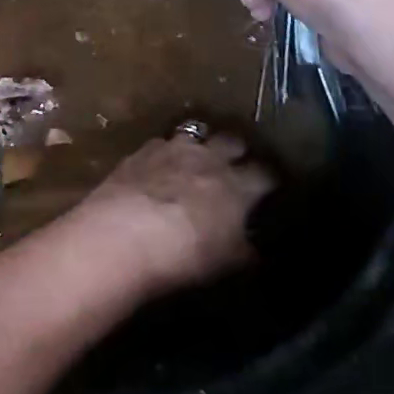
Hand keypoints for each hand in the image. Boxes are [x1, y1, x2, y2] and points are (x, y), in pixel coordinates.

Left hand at [78, 129, 273, 284]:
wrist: (123, 231)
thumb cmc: (185, 253)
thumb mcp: (227, 261)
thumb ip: (244, 248)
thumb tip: (252, 245)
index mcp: (236, 185)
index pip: (264, 174)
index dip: (269, 179)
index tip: (270, 186)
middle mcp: (206, 159)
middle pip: (231, 141)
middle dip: (237, 149)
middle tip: (236, 163)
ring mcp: (170, 149)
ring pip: (194, 133)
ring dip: (200, 143)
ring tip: (198, 157)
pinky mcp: (139, 150)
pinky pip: (160, 142)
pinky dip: (166, 150)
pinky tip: (161, 162)